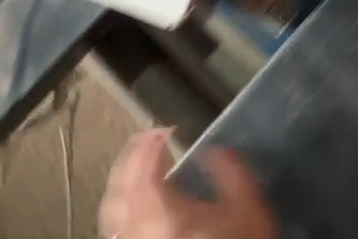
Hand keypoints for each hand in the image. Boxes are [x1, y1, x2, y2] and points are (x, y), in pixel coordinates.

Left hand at [98, 129, 276, 238]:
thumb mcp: (247, 206)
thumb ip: (229, 171)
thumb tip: (212, 150)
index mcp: (163, 217)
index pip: (143, 174)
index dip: (149, 147)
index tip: (167, 129)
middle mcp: (138, 235)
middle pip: (117, 193)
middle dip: (129, 160)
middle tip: (148, 138)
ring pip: (110, 215)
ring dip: (121, 183)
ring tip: (139, 163)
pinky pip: (117, 232)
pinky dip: (121, 207)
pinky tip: (136, 201)